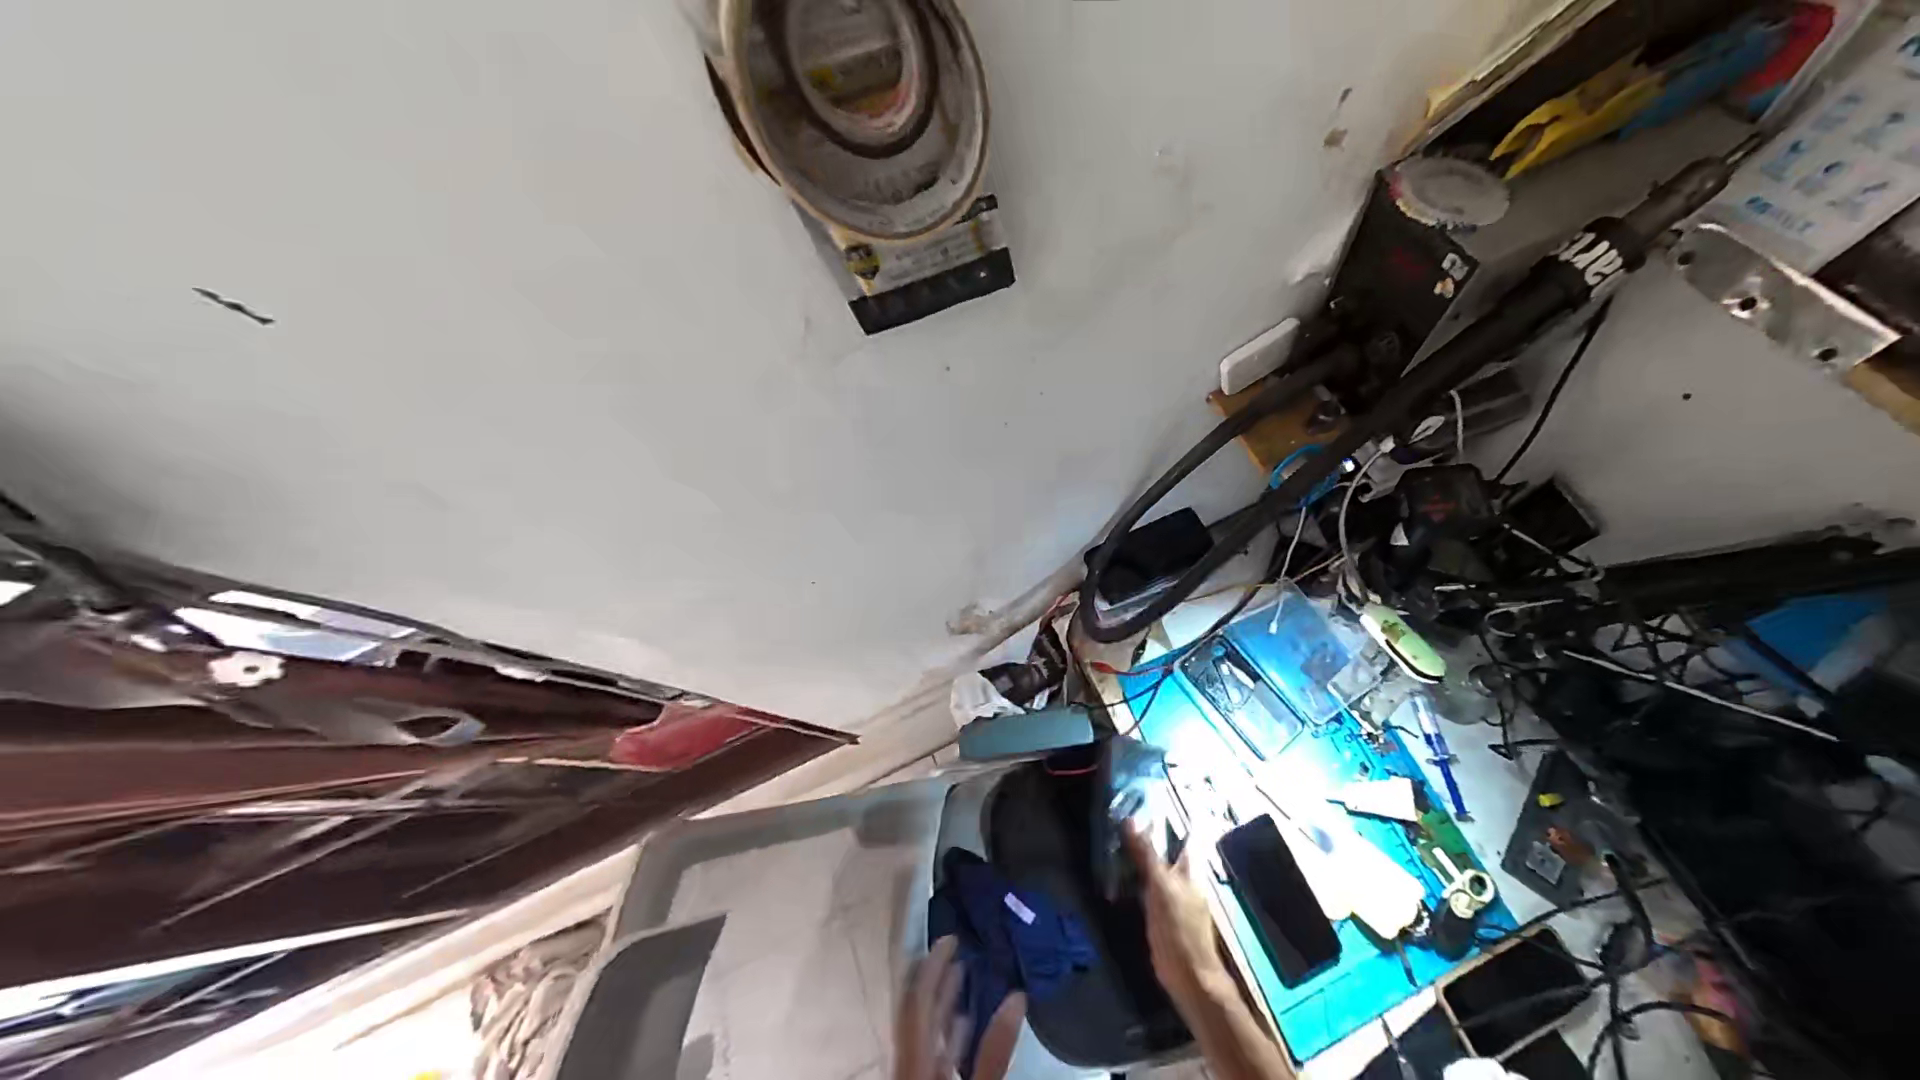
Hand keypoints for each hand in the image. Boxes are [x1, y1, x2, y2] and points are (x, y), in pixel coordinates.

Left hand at [894, 935, 1025, 1079]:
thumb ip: (996, 1048)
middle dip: (937, 976)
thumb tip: (1018, 997)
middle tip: (958, 948)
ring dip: (944, 1001)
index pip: (918, 999)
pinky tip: (966, 1021)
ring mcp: (913, 1071)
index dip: (932, 965)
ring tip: (963, 973)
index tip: (950, 937)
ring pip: (925, 1029)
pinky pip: (932, 1049)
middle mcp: (906, 1058)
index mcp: (913, 1057)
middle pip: (918, 1010)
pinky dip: (948, 1031)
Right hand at [1123, 822, 1232, 1011]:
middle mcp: (1185, 882)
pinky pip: (1147, 888)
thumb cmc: (1178, 928)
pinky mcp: (1162, 916)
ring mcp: (1174, 900)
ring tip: (1115, 841)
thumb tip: (1131, 820)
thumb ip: (1146, 855)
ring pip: (1156, 870)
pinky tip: (1119, 876)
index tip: (1153, 803)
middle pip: (1168, 853)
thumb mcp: (1160, 887)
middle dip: (1151, 838)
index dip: (1173, 821)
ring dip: (1140, 858)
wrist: (1188, 976)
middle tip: (1124, 819)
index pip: (1185, 838)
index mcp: (1190, 872)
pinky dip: (1135, 879)